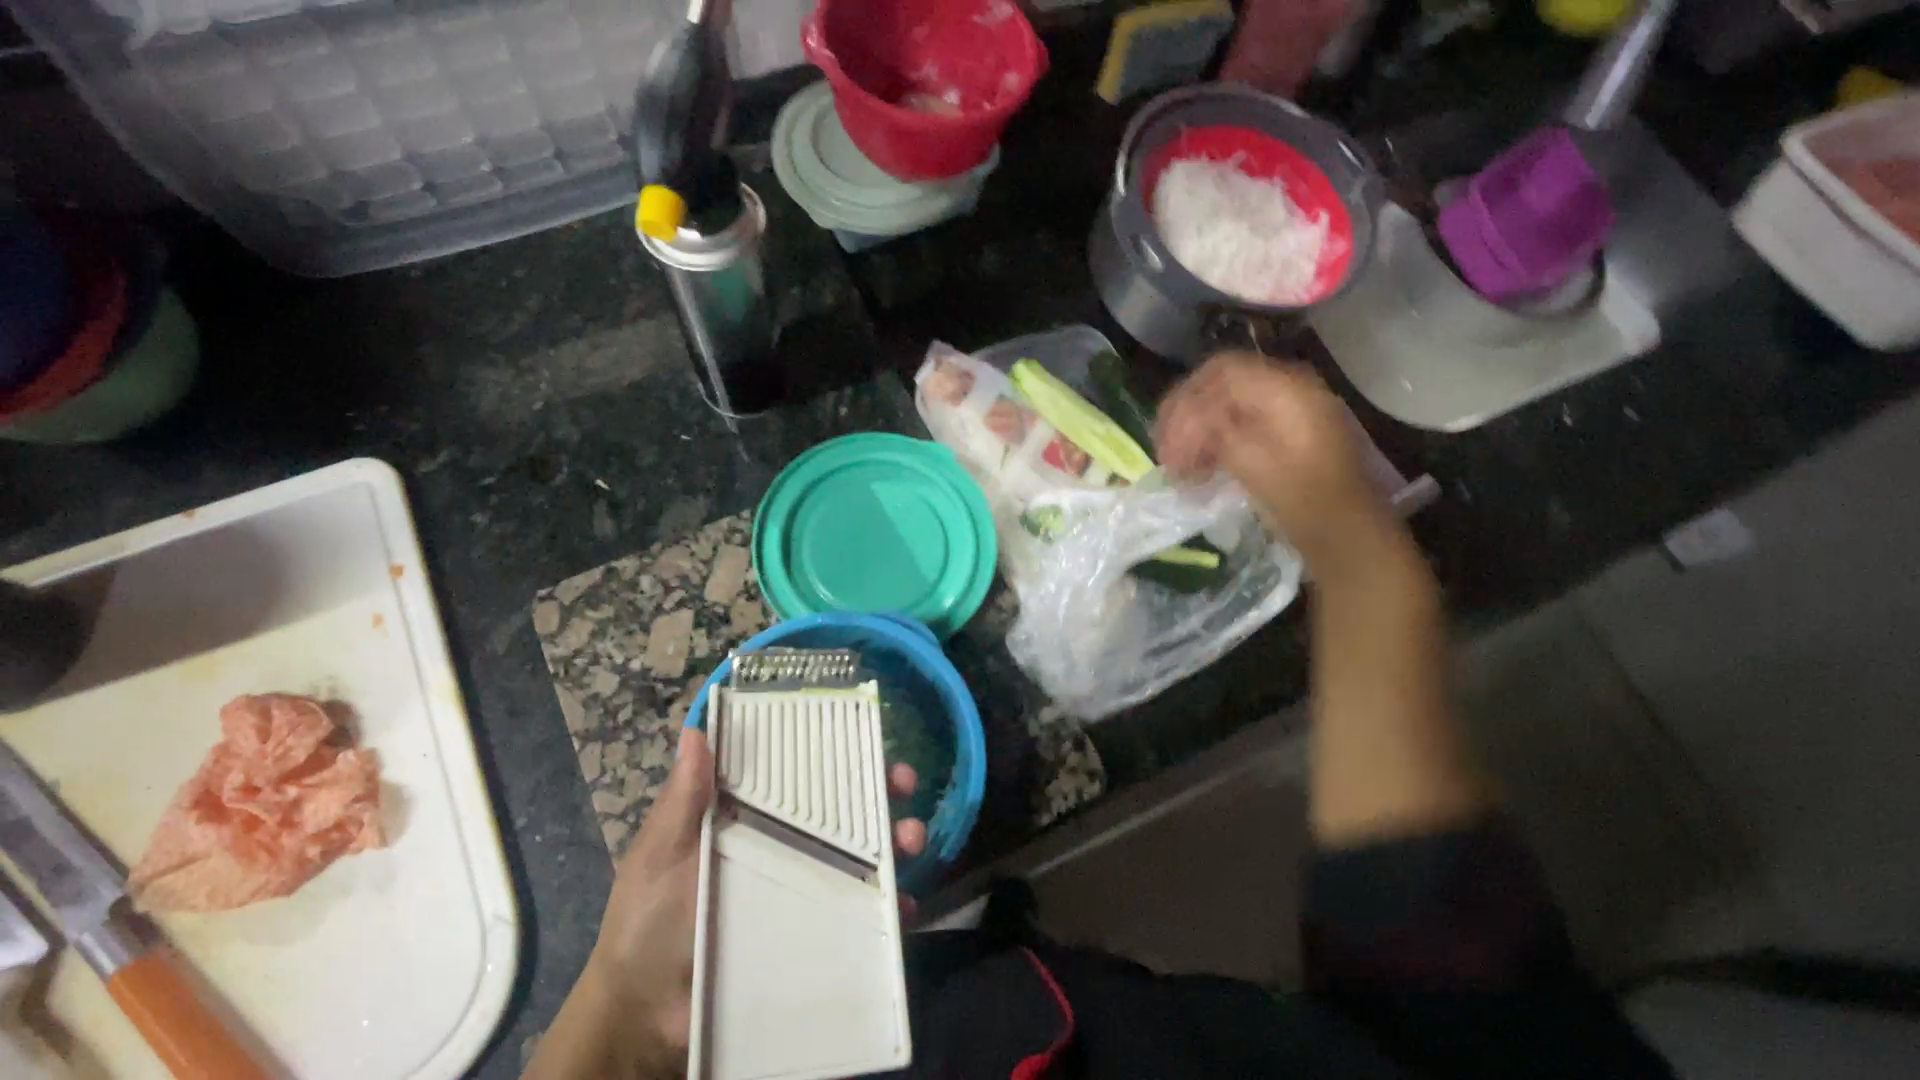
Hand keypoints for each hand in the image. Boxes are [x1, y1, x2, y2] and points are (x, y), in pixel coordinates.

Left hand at [526, 726, 926, 1079]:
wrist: (646, 1019)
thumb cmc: (647, 925)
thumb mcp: (659, 856)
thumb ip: (683, 802)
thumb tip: (695, 730)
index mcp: (751, 824)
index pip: (802, 780)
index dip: (835, 756)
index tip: (866, 736)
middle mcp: (787, 853)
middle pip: (845, 814)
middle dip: (881, 792)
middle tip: (902, 782)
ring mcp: (806, 897)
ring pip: (865, 860)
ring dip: (898, 841)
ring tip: (911, 838)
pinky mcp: (818, 943)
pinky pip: (865, 923)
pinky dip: (892, 911)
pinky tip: (904, 905)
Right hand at [1154, 352, 1401, 576]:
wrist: (1352, 541)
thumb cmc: (1307, 504)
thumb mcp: (1255, 465)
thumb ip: (1217, 433)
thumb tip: (1185, 422)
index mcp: (1286, 390)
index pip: (1221, 372)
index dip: (1186, 400)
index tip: (1166, 439)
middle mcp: (1290, 391)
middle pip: (1222, 386)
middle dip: (1187, 417)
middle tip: (1164, 453)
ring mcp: (1291, 415)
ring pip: (1228, 408)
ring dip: (1197, 433)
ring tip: (1178, 468)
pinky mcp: (1288, 440)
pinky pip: (1241, 427)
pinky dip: (1215, 445)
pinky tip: (1200, 472)